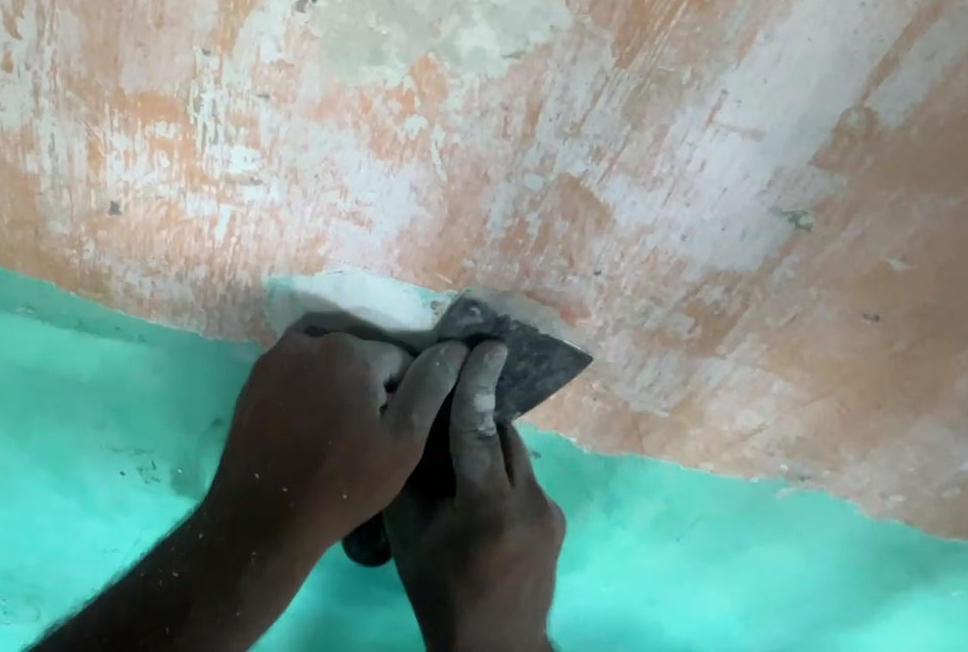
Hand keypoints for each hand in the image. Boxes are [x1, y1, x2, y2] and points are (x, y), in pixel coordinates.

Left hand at [204, 330, 469, 553]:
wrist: (264, 514)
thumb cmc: (343, 482)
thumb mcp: (402, 441)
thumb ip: (428, 389)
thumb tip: (450, 351)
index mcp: (350, 348)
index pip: (398, 358)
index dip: (404, 394)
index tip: (395, 429)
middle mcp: (310, 339)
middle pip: (358, 355)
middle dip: (369, 384)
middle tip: (366, 432)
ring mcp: (277, 356)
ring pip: (325, 362)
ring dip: (336, 384)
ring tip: (335, 430)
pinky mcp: (255, 376)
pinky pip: (295, 373)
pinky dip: (307, 390)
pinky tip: (308, 427)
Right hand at [385, 342, 564, 651]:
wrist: (495, 649)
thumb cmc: (440, 589)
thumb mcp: (410, 531)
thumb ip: (414, 472)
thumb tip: (410, 416)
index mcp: (490, 507)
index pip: (482, 429)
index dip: (478, 384)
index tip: (485, 346)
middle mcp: (532, 503)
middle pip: (505, 432)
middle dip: (479, 405)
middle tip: (452, 380)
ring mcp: (551, 512)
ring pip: (515, 451)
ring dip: (487, 435)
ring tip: (456, 430)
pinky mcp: (558, 519)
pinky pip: (522, 473)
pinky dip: (498, 463)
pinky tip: (475, 475)